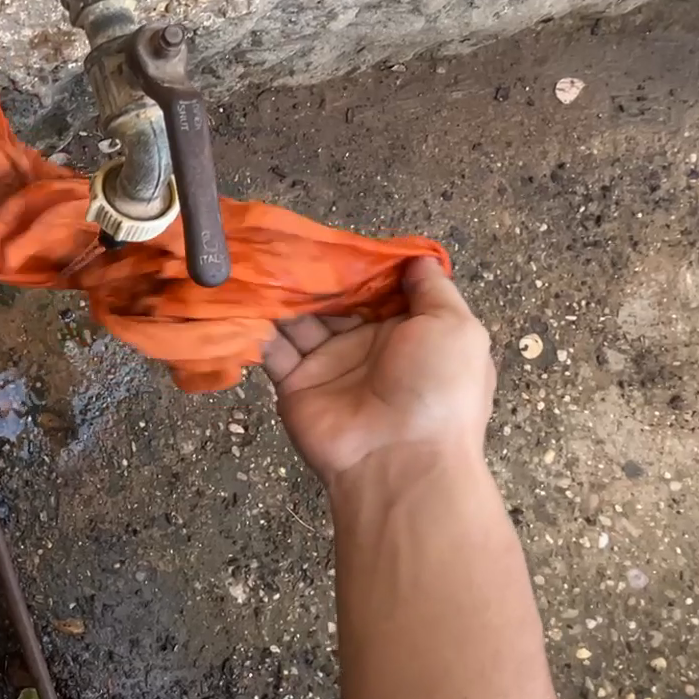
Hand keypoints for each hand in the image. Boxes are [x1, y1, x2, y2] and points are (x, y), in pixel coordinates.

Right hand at [261, 257, 494, 487]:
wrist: (397, 457)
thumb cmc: (437, 389)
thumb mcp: (456, 328)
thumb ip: (433, 289)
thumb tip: (415, 257)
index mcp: (405, 330)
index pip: (374, 287)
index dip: (355, 264)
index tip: (331, 240)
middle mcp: (363, 343)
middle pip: (331, 299)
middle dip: (310, 275)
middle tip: (284, 247)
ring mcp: (326, 362)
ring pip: (297, 319)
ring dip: (279, 296)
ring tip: (258, 267)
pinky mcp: (293, 382)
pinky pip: (271, 349)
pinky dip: (256, 328)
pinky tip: (243, 303)